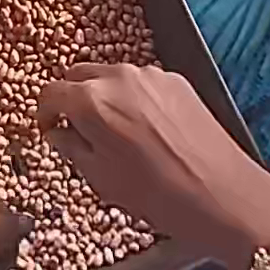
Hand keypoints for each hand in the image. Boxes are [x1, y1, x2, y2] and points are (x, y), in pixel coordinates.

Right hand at [36, 64, 269, 269]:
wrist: (224, 194)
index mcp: (91, 101)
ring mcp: (150, 75)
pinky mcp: (176, 80)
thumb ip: (71, 147)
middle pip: (79, 76)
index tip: (49, 128)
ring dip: (103, 96)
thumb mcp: (101, 178)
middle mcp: (118, 77)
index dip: (45, 112)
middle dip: (72, 99)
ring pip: (111, 77)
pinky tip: (144, 128)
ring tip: (114, 131)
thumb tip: (58, 133)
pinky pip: (141, 82)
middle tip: (77, 128)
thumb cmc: (157, 194)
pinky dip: (132, 97)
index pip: (51, 92)